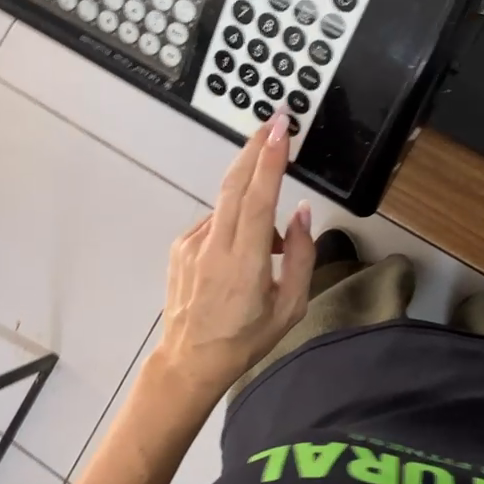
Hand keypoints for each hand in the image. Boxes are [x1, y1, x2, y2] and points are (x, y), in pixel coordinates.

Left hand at [154, 110, 315, 401]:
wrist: (189, 361)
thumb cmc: (245, 339)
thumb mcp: (290, 308)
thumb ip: (301, 256)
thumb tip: (302, 213)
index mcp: (244, 262)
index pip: (258, 198)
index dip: (270, 160)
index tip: (280, 130)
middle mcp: (213, 245)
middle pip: (235, 183)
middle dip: (255, 148)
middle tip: (274, 123)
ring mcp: (192, 243)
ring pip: (227, 204)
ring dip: (250, 202)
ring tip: (268, 245)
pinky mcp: (180, 245)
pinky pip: (215, 222)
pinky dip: (234, 224)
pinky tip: (240, 256)